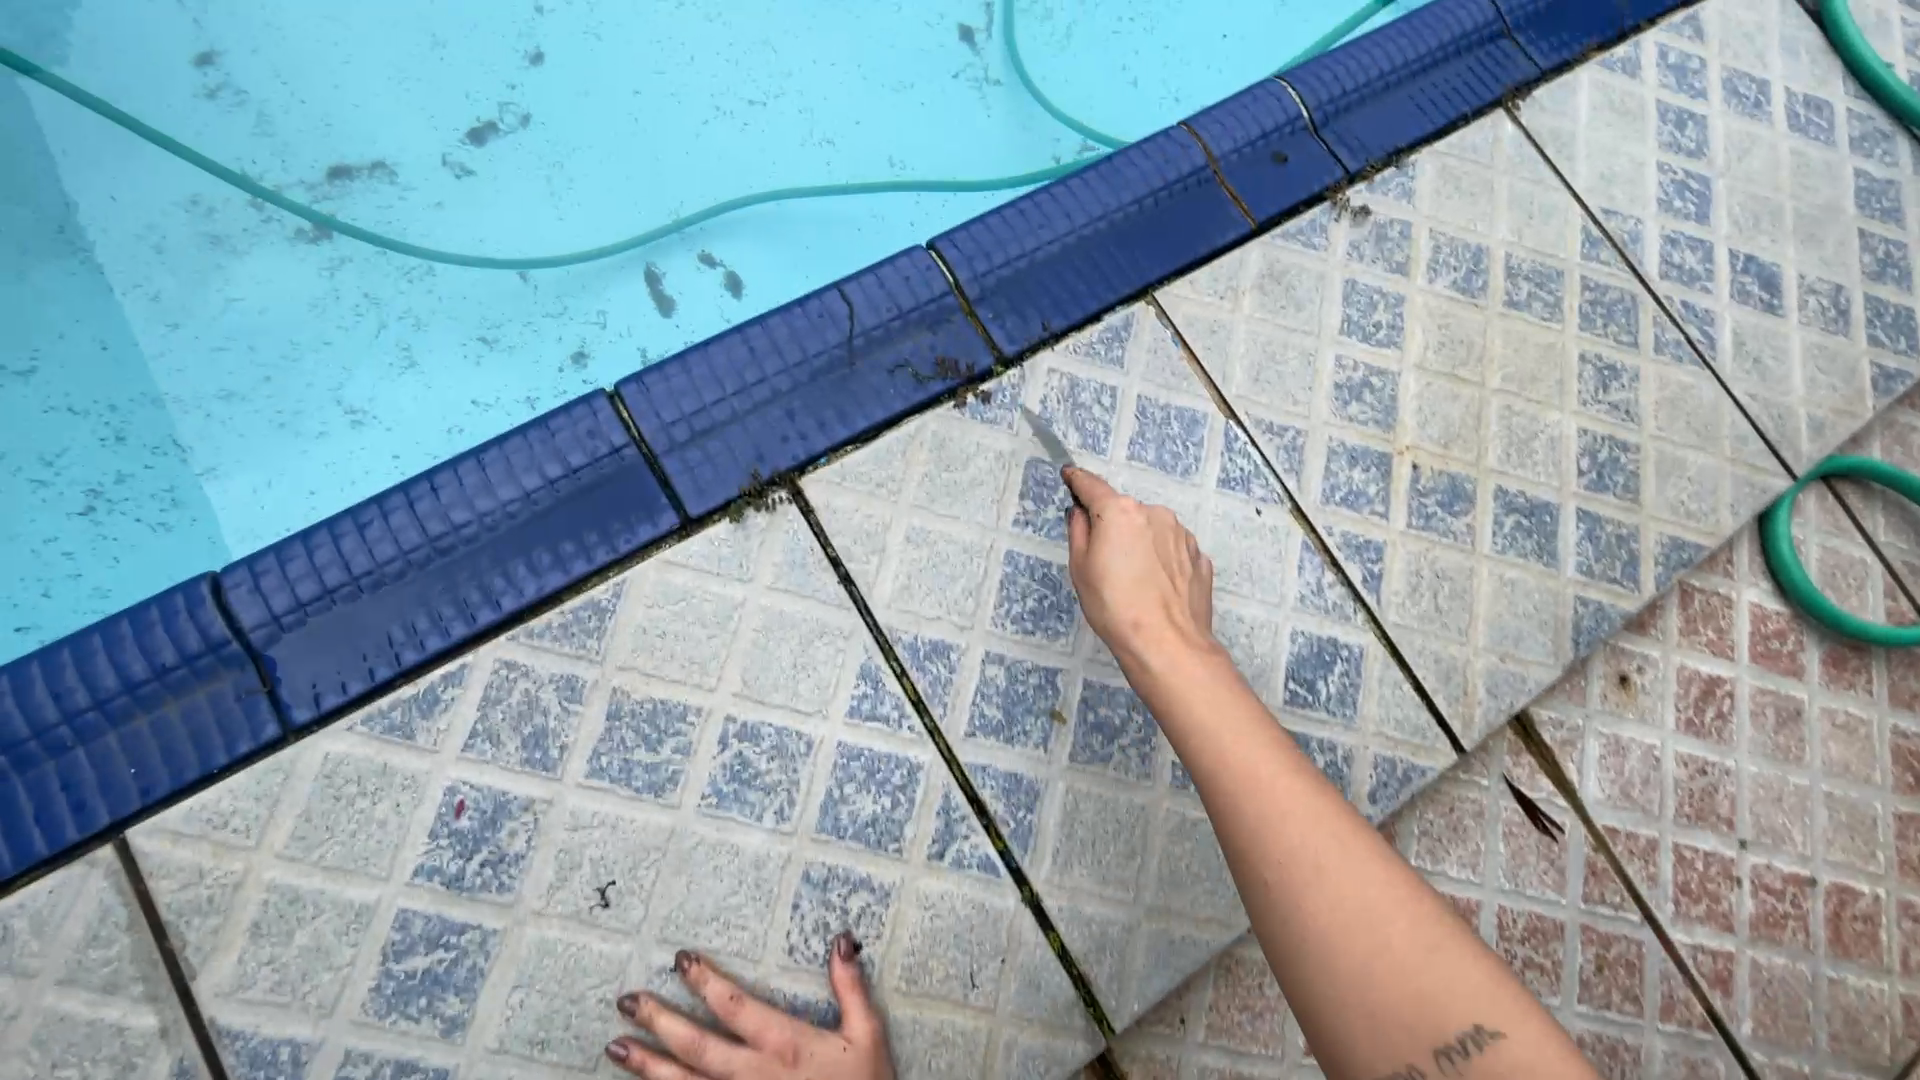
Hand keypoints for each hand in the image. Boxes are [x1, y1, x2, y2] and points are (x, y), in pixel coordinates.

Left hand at [606, 934, 893, 1079]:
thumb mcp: (868, 1035)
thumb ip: (851, 988)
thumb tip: (841, 941)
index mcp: (785, 1045)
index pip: (735, 1005)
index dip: (705, 981)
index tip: (680, 959)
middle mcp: (754, 1076)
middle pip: (697, 1045)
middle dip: (659, 1021)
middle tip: (627, 1001)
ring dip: (647, 1066)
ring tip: (616, 1046)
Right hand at [1063, 466, 1215, 665]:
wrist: (1167, 644)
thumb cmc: (1114, 607)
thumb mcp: (1080, 568)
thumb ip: (1078, 531)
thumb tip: (1082, 513)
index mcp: (1120, 512)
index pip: (1092, 486)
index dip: (1077, 481)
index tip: (1070, 475)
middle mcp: (1154, 514)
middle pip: (1124, 512)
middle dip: (1112, 528)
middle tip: (1103, 564)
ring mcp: (1181, 535)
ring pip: (1150, 531)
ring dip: (1138, 545)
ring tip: (1133, 583)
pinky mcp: (1199, 557)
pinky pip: (1170, 551)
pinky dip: (1160, 562)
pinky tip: (1154, 589)